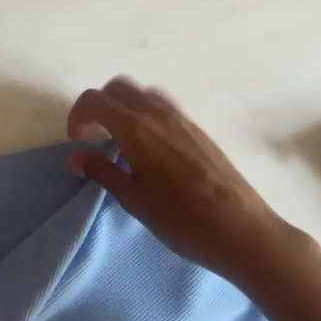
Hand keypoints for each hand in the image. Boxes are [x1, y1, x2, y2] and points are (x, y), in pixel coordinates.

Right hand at [67, 78, 313, 287]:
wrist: (244, 232)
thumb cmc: (182, 220)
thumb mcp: (134, 200)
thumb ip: (102, 171)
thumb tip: (75, 156)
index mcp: (135, 128)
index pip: (94, 100)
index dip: (77, 116)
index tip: (78, 142)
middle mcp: (157, 114)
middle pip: (117, 88)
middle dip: (98, 105)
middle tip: (95, 136)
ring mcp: (182, 119)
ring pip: (143, 93)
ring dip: (124, 106)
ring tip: (122, 138)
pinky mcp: (199, 130)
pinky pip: (164, 106)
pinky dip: (147, 113)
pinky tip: (152, 146)